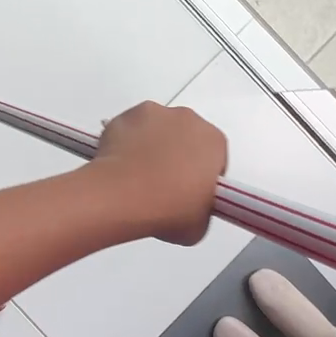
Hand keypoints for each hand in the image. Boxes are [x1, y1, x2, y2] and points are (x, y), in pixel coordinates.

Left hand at [92, 102, 225, 245]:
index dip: (202, 175)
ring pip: (156, 129)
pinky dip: (126, 142)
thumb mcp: (202, 223)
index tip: (191, 191)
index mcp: (214, 141)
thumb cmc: (169, 210)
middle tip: (164, 183)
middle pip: (185, 136)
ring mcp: (153, 113)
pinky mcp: (123, 116)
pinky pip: (129, 129)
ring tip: (139, 175)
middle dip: (177, 154)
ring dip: (151, 145)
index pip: (214, 156)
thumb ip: (203, 206)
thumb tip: (190, 206)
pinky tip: (121, 165)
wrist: (124, 196)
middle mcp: (187, 118)